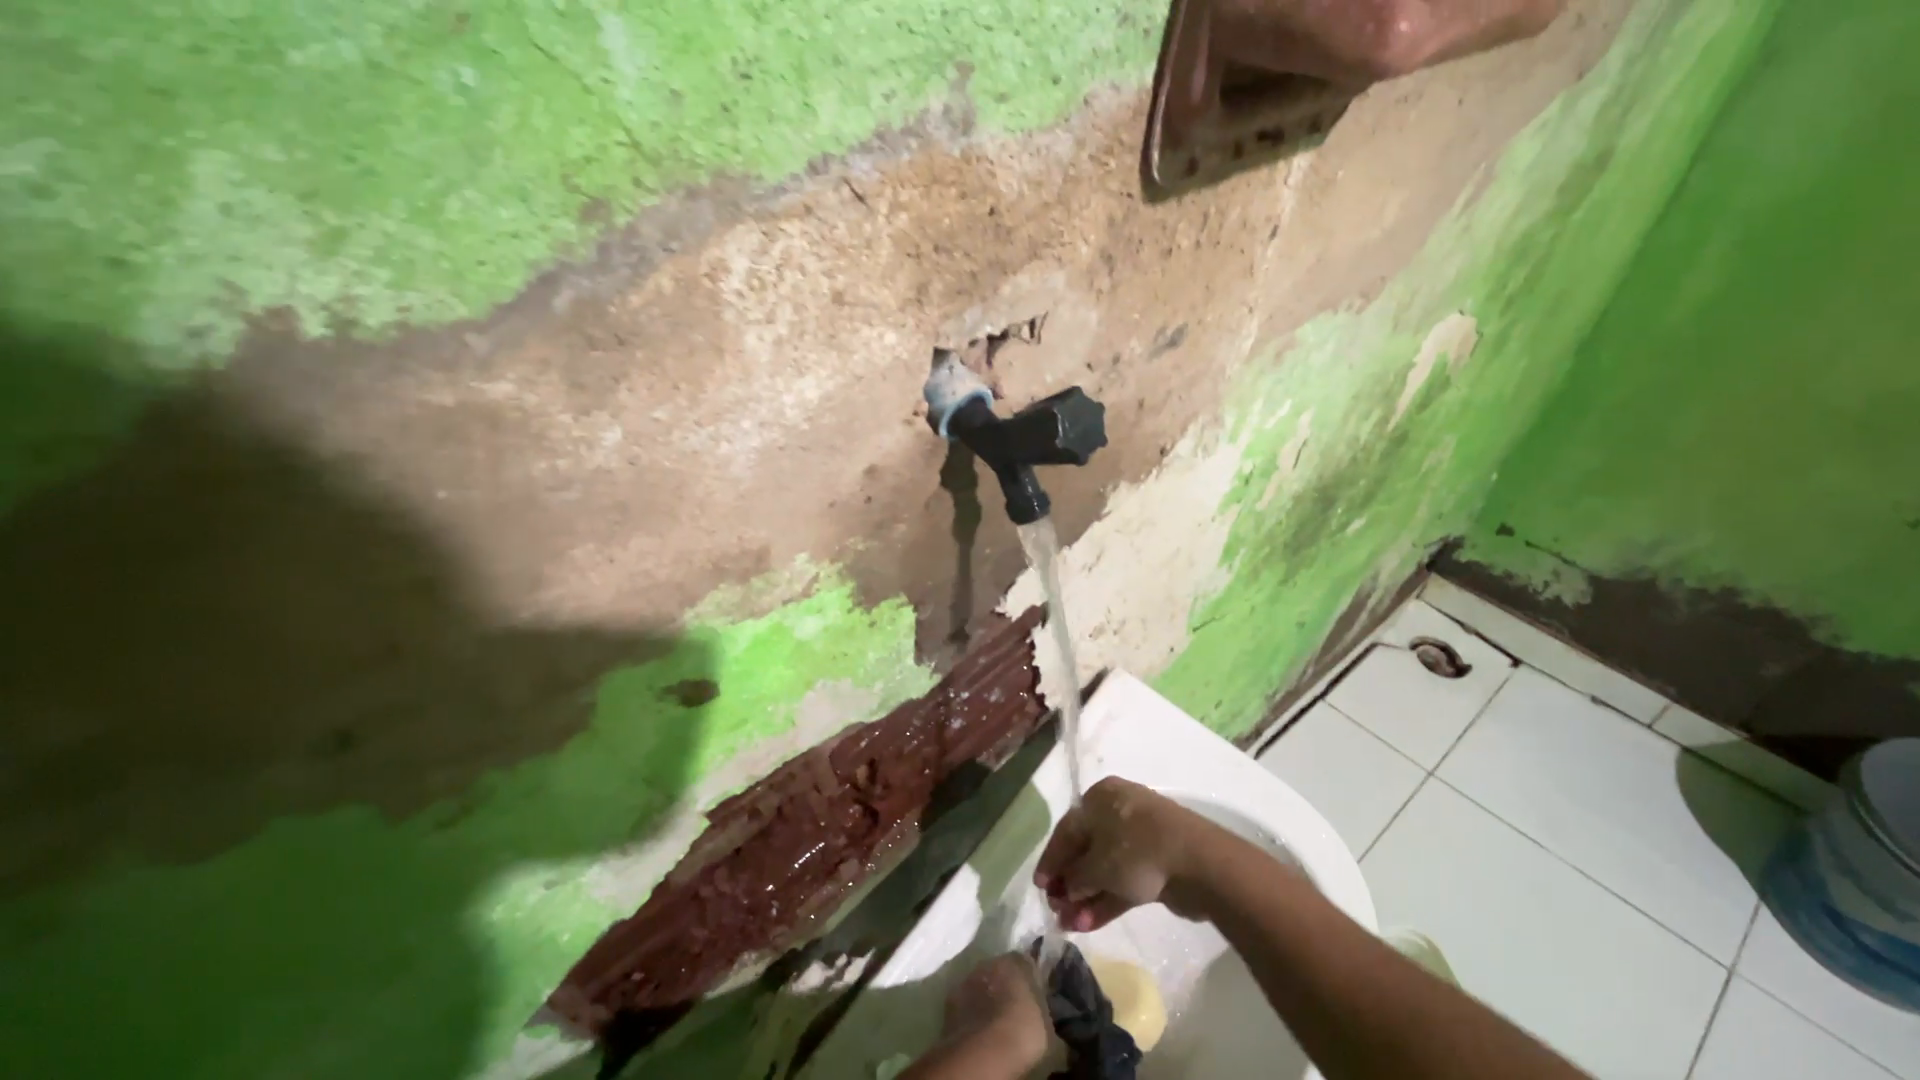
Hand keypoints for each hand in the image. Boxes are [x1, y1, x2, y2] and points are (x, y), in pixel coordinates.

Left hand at [940, 953, 1049, 1072]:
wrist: (985, 1051)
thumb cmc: (1024, 1032)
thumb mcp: (1046, 1022)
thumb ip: (1040, 1007)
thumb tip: (1038, 1011)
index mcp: (1017, 962)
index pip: (1025, 963)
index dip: (1029, 981)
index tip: (1032, 998)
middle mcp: (990, 962)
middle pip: (999, 971)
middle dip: (1004, 986)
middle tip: (1012, 1009)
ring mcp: (967, 979)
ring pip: (979, 985)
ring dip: (984, 997)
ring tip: (993, 1022)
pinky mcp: (949, 1000)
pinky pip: (965, 1002)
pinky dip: (969, 1011)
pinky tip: (977, 1030)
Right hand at [1033, 776, 1212, 931]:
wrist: (1199, 864)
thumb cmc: (1136, 851)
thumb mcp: (1096, 866)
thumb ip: (1074, 878)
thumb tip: (1066, 888)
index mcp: (1100, 799)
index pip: (1066, 830)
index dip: (1051, 860)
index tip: (1040, 887)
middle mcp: (1118, 813)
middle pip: (1085, 851)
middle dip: (1069, 884)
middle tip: (1056, 910)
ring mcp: (1140, 840)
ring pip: (1104, 870)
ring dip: (1086, 897)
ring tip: (1069, 926)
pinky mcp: (1156, 865)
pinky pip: (1123, 881)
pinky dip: (1106, 900)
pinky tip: (1088, 924)